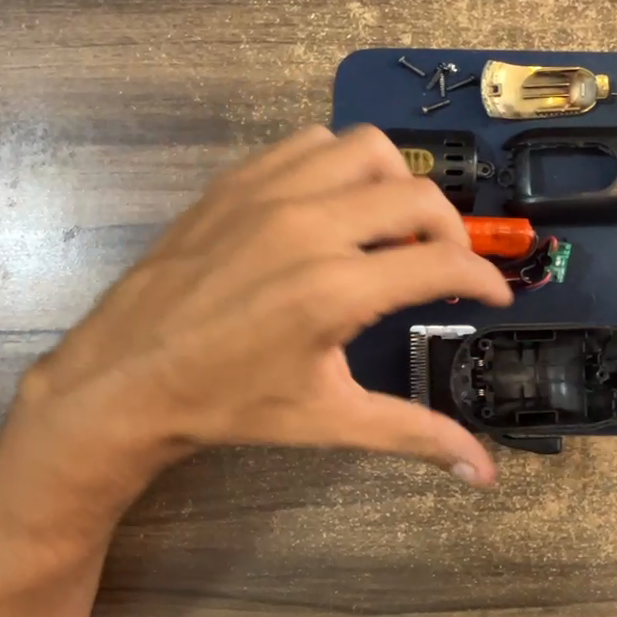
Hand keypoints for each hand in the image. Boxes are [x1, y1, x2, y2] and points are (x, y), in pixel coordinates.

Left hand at [2, 125, 512, 504]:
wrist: (124, 378)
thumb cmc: (228, 405)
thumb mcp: (329, 419)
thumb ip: (415, 434)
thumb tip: (485, 473)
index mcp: (334, 290)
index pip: (442, 261)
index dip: (485, 279)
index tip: (492, 296)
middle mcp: (308, 225)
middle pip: (418, 195)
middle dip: (452, 230)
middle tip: (445, 266)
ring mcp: (268, 194)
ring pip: (366, 149)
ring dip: (395, 183)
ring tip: (390, 227)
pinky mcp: (236, 182)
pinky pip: (309, 144)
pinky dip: (340, 166)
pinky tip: (333, 208)